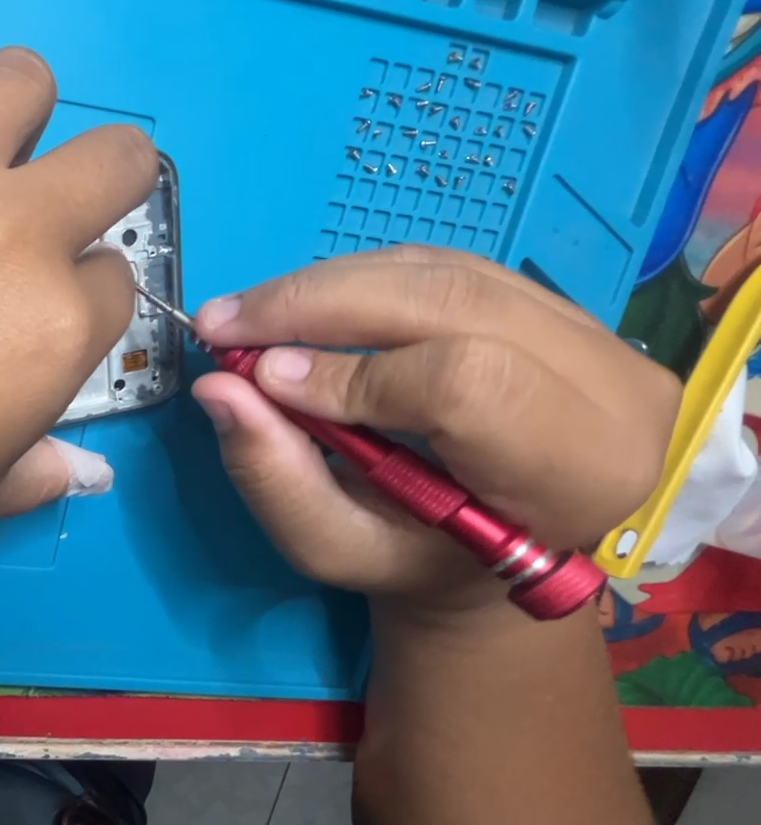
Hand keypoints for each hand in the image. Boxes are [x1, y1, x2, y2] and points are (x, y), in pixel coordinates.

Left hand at [0, 22, 156, 579]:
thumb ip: (41, 473)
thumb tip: (86, 471)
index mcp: (55, 324)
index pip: (112, 282)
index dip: (78, 302)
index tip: (33, 320)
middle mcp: (10, 230)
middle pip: (114, 162)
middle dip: (96, 193)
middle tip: (31, 230)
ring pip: (17, 82)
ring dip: (14, 117)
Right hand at [189, 247, 678, 620]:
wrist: (481, 549)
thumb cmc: (408, 559)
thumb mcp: (328, 545)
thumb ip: (273, 475)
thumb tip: (216, 387)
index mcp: (572, 470)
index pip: (466, 382)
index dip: (350, 372)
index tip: (257, 379)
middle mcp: (608, 385)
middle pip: (449, 300)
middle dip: (313, 303)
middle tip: (218, 322)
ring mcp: (588, 332)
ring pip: (440, 271)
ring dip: (322, 284)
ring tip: (243, 313)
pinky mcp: (548, 304)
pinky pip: (440, 266)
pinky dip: (351, 277)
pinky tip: (295, 305)